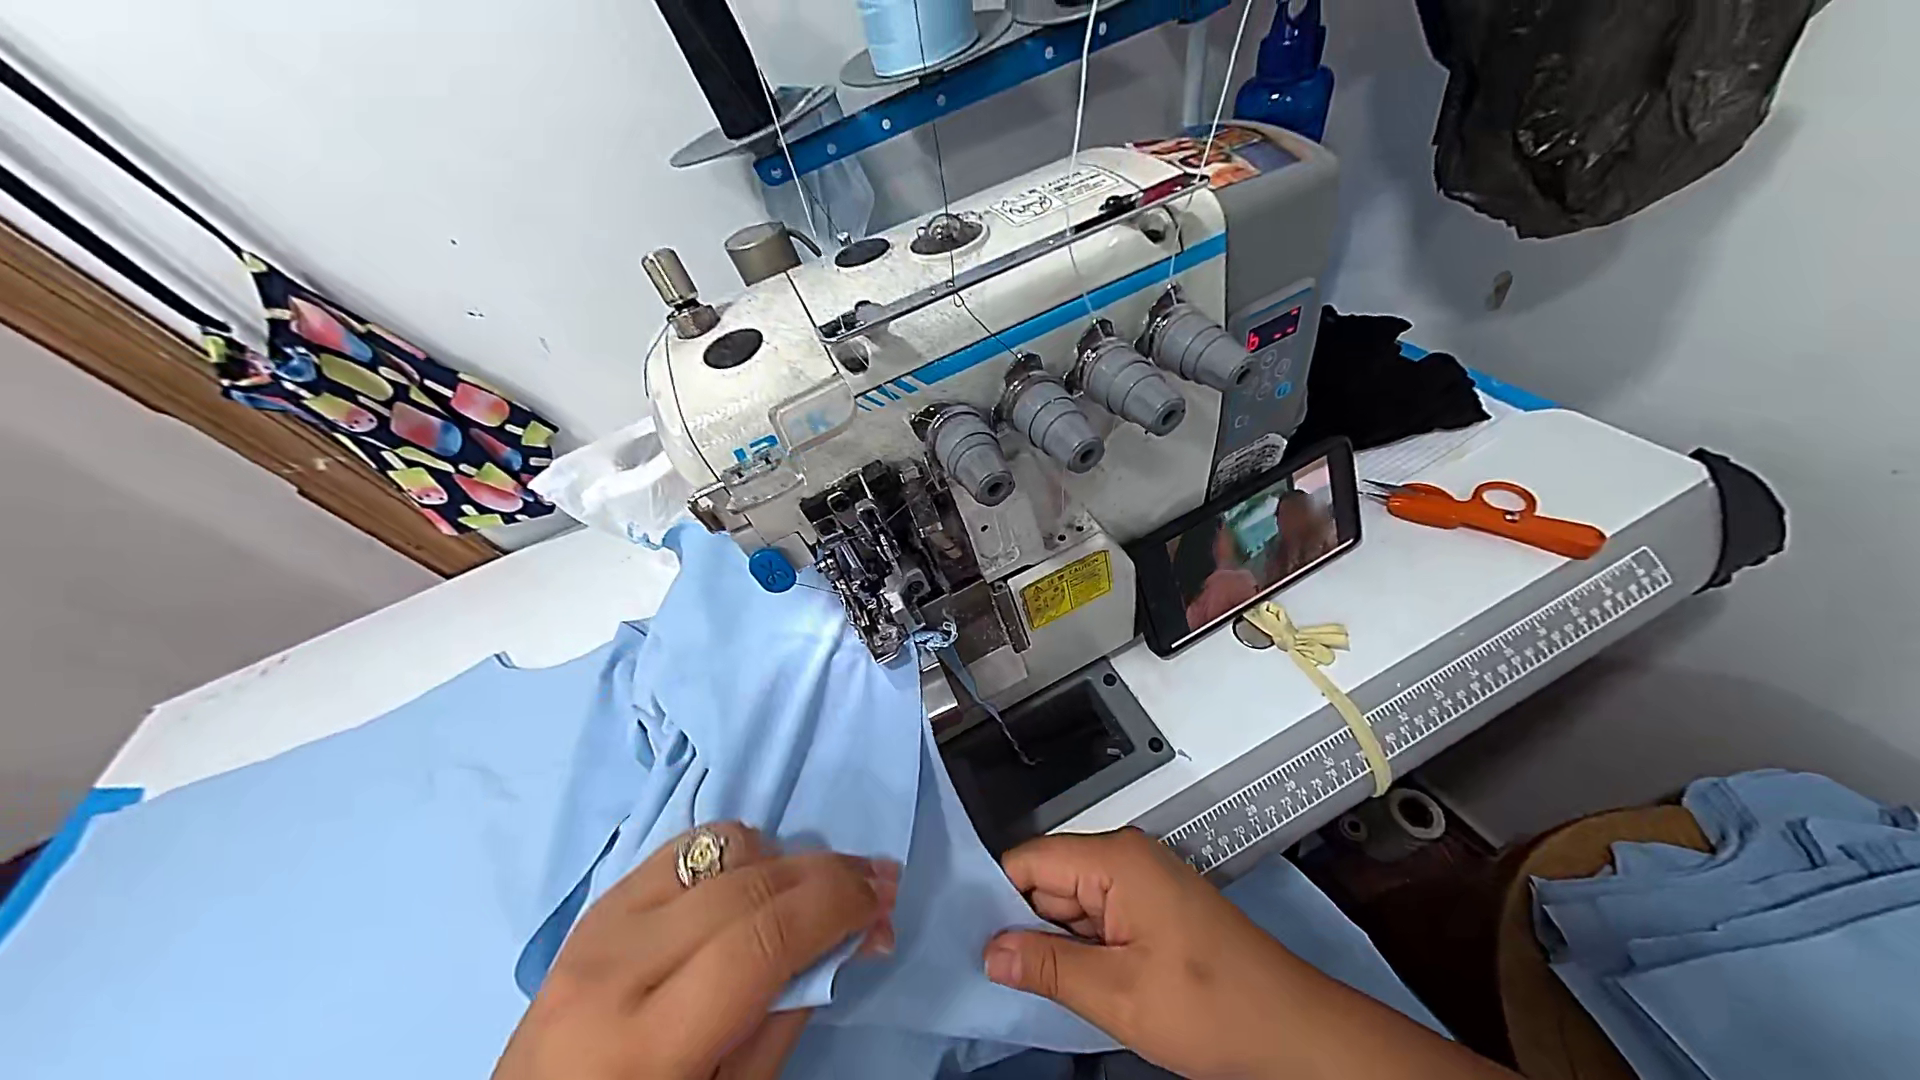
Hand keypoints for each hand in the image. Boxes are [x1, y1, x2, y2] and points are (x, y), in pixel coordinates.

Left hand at [494, 822, 897, 1079]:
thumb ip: (791, 1010)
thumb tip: (854, 931)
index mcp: (645, 1044)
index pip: (761, 938)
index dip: (835, 906)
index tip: (884, 898)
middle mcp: (614, 966)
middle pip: (748, 882)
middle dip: (827, 874)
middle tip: (876, 883)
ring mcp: (598, 925)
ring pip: (719, 847)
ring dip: (782, 860)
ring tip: (808, 893)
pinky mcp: (595, 904)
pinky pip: (686, 846)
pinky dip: (735, 855)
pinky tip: (753, 884)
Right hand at [984, 829, 1511, 1079]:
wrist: (1296, 1032)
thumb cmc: (1209, 1006)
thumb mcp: (1118, 994)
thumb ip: (1047, 967)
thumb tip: (988, 952)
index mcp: (1114, 858)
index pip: (1031, 860)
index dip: (997, 896)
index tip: (972, 939)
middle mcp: (1124, 855)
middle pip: (1050, 878)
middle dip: (1027, 924)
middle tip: (998, 974)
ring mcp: (1142, 878)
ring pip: (1073, 900)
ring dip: (1057, 940)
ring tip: (1034, 983)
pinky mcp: (1153, 903)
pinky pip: (1099, 914)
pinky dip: (1084, 945)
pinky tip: (1076, 979)